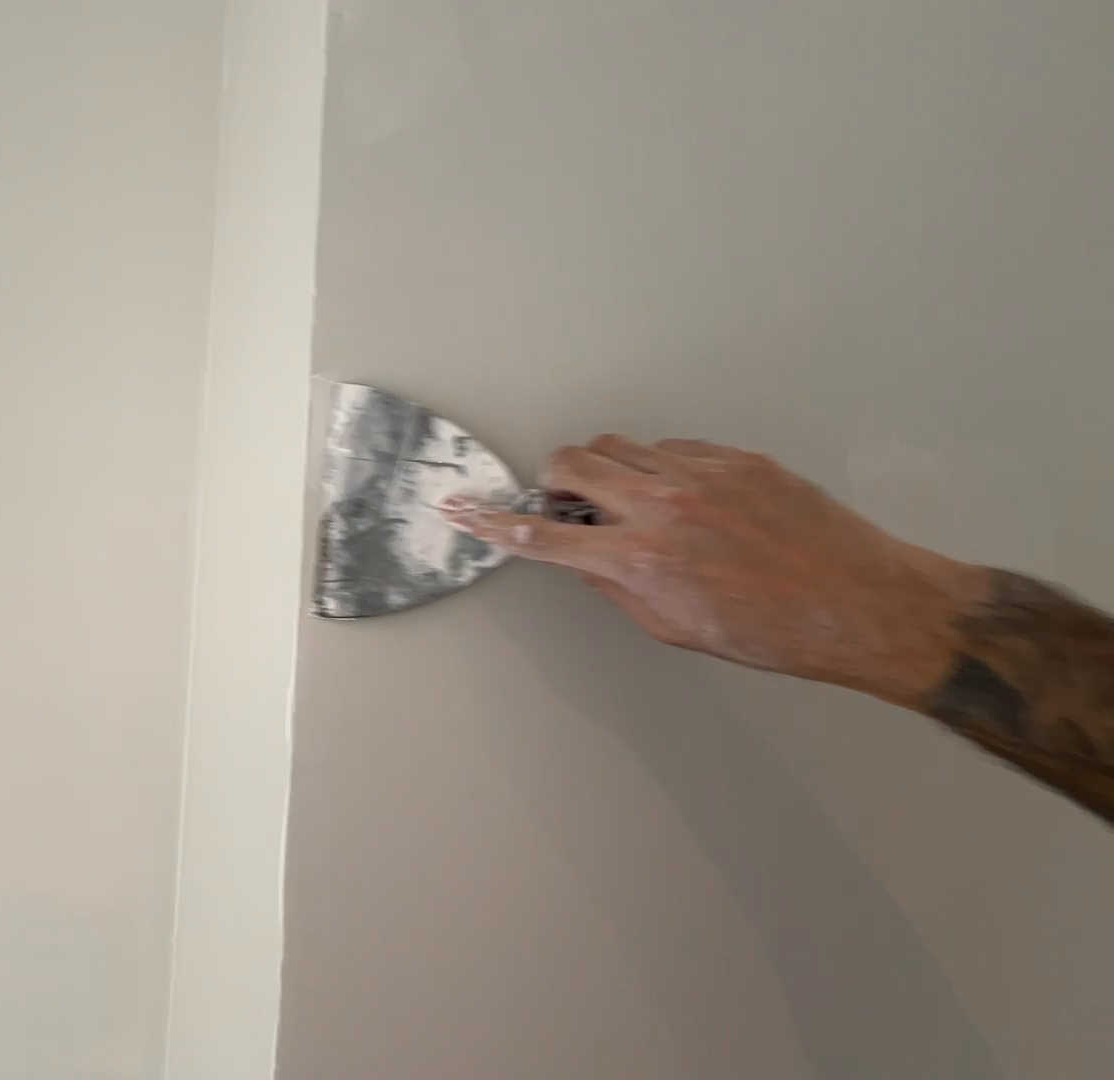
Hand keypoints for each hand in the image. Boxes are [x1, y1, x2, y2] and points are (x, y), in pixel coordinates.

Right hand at [440, 436, 989, 705]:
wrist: (869, 606)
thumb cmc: (771, 631)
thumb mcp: (671, 625)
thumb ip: (612, 584)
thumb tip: (579, 556)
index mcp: (639, 560)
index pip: (540, 535)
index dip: (492, 521)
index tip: (463, 509)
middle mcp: (662, 508)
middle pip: (570, 461)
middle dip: (554, 480)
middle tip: (571, 503)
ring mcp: (701, 475)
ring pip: (614, 444)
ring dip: (602, 469)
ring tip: (628, 498)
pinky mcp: (737, 459)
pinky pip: (668, 447)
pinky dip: (655, 467)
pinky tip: (681, 496)